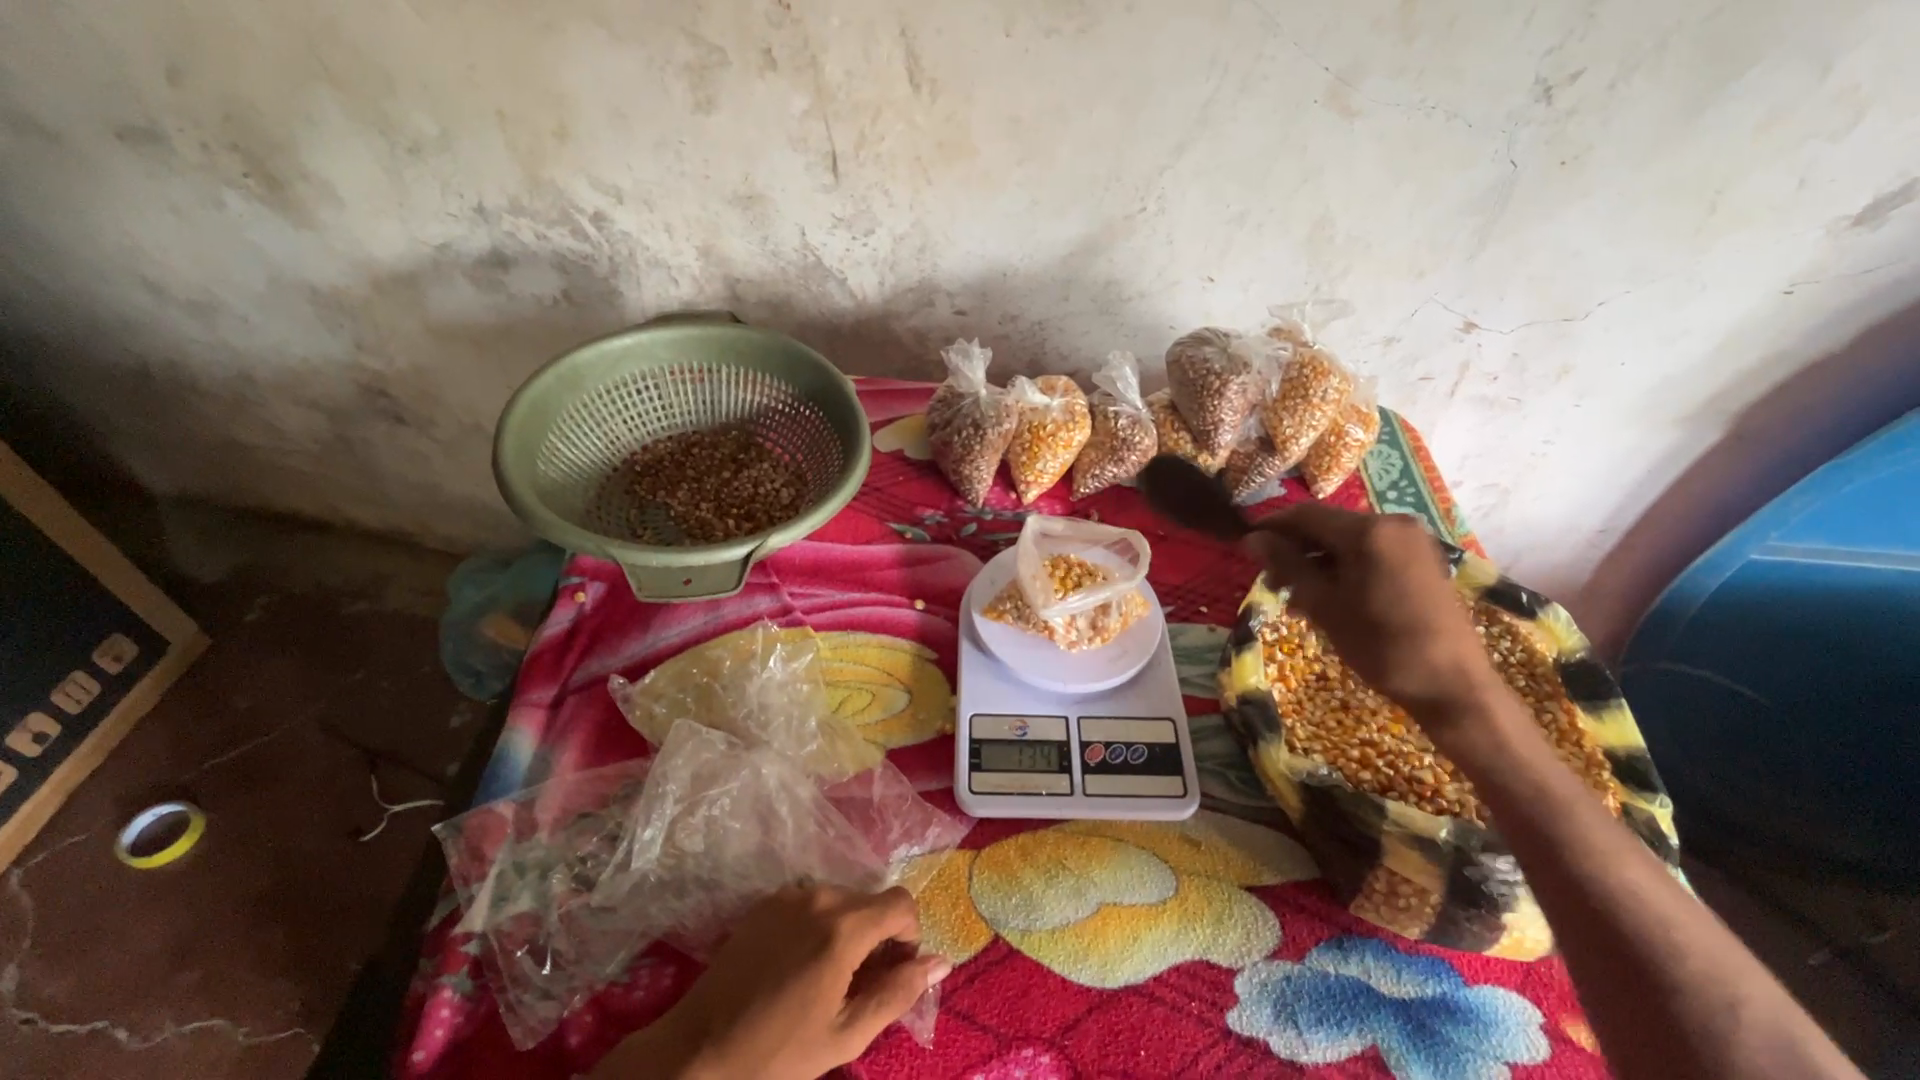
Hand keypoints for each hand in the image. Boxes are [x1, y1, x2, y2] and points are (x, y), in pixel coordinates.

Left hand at [595, 885, 949, 1079]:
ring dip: (850, 930)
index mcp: (843, 927)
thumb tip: (940, 962)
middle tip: (860, 986)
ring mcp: (788, 895)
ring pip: (843, 900)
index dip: (909, 936)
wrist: (698, 1049)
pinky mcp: (765, 903)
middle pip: (873, 901)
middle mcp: (818, 896)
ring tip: (827, 979)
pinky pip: (812, 903)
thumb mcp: (846, 1033)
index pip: (902, 903)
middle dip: (880, 936)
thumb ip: (899, 992)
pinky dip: (820, 925)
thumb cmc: (777, 1050)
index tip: (893, 973)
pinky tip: (799, 967)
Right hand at [1244, 506, 1500, 728]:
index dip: (1271, 527)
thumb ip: (1288, 566)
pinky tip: (1330, 597)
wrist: (1452, 684)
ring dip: (1318, 562)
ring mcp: (1413, 541)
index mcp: (1368, 530)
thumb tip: (1252, 539)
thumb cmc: (1381, 645)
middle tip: (1270, 583)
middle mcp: (1393, 523)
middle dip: (1295, 549)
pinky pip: (1372, 553)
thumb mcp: (1325, 605)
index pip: (1305, 514)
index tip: (1244, 548)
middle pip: (1329, 525)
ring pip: (1350, 541)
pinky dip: (1345, 568)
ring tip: (1298, 598)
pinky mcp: (1423, 560)